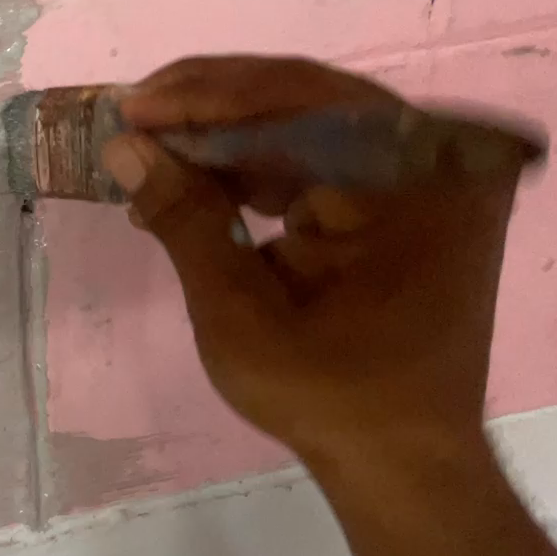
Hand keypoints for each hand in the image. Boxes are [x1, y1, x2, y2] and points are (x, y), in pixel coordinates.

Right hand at [100, 56, 526, 475]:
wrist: (396, 457)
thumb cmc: (323, 392)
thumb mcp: (237, 309)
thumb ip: (184, 219)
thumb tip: (122, 149)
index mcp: (413, 177)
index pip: (298, 100)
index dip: (204, 97)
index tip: (130, 108)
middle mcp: (433, 160)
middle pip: (306, 104)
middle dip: (209, 113)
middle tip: (132, 121)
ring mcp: (421, 182)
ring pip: (307, 132)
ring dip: (224, 144)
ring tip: (150, 158)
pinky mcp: (400, 206)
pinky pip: (320, 168)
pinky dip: (253, 177)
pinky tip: (195, 192)